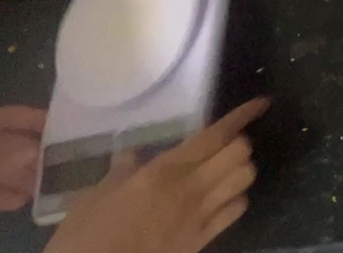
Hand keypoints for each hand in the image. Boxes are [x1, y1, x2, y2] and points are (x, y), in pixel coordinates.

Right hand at [43, 98, 267, 252]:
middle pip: (241, 151)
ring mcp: (201, 214)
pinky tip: (224, 199)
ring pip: (245, 177)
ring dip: (242, 167)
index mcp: (166, 170)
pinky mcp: (202, 239)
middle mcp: (192, 187)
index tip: (261, 103)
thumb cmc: (81, 241)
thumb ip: (118, 171)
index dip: (243, 115)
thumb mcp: (90, 200)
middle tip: (227, 143)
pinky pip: (236, 209)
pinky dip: (237, 199)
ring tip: (227, 168)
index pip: (218, 134)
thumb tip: (132, 152)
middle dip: (240, 141)